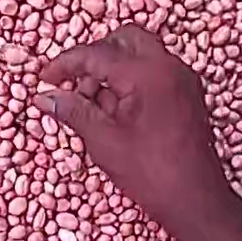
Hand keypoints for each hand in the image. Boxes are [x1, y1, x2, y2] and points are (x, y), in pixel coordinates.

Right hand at [33, 24, 241, 240]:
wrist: (196, 200)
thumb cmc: (151, 174)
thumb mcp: (103, 141)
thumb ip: (73, 111)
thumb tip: (45, 97)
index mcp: (147, 74)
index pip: (96, 54)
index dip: (65, 65)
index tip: (46, 79)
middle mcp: (169, 67)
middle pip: (122, 40)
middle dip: (93, 58)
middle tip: (72, 84)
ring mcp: (182, 79)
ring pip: (139, 53)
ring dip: (111, 70)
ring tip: (92, 107)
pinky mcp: (187, 94)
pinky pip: (153, 71)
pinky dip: (130, 81)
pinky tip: (115, 113)